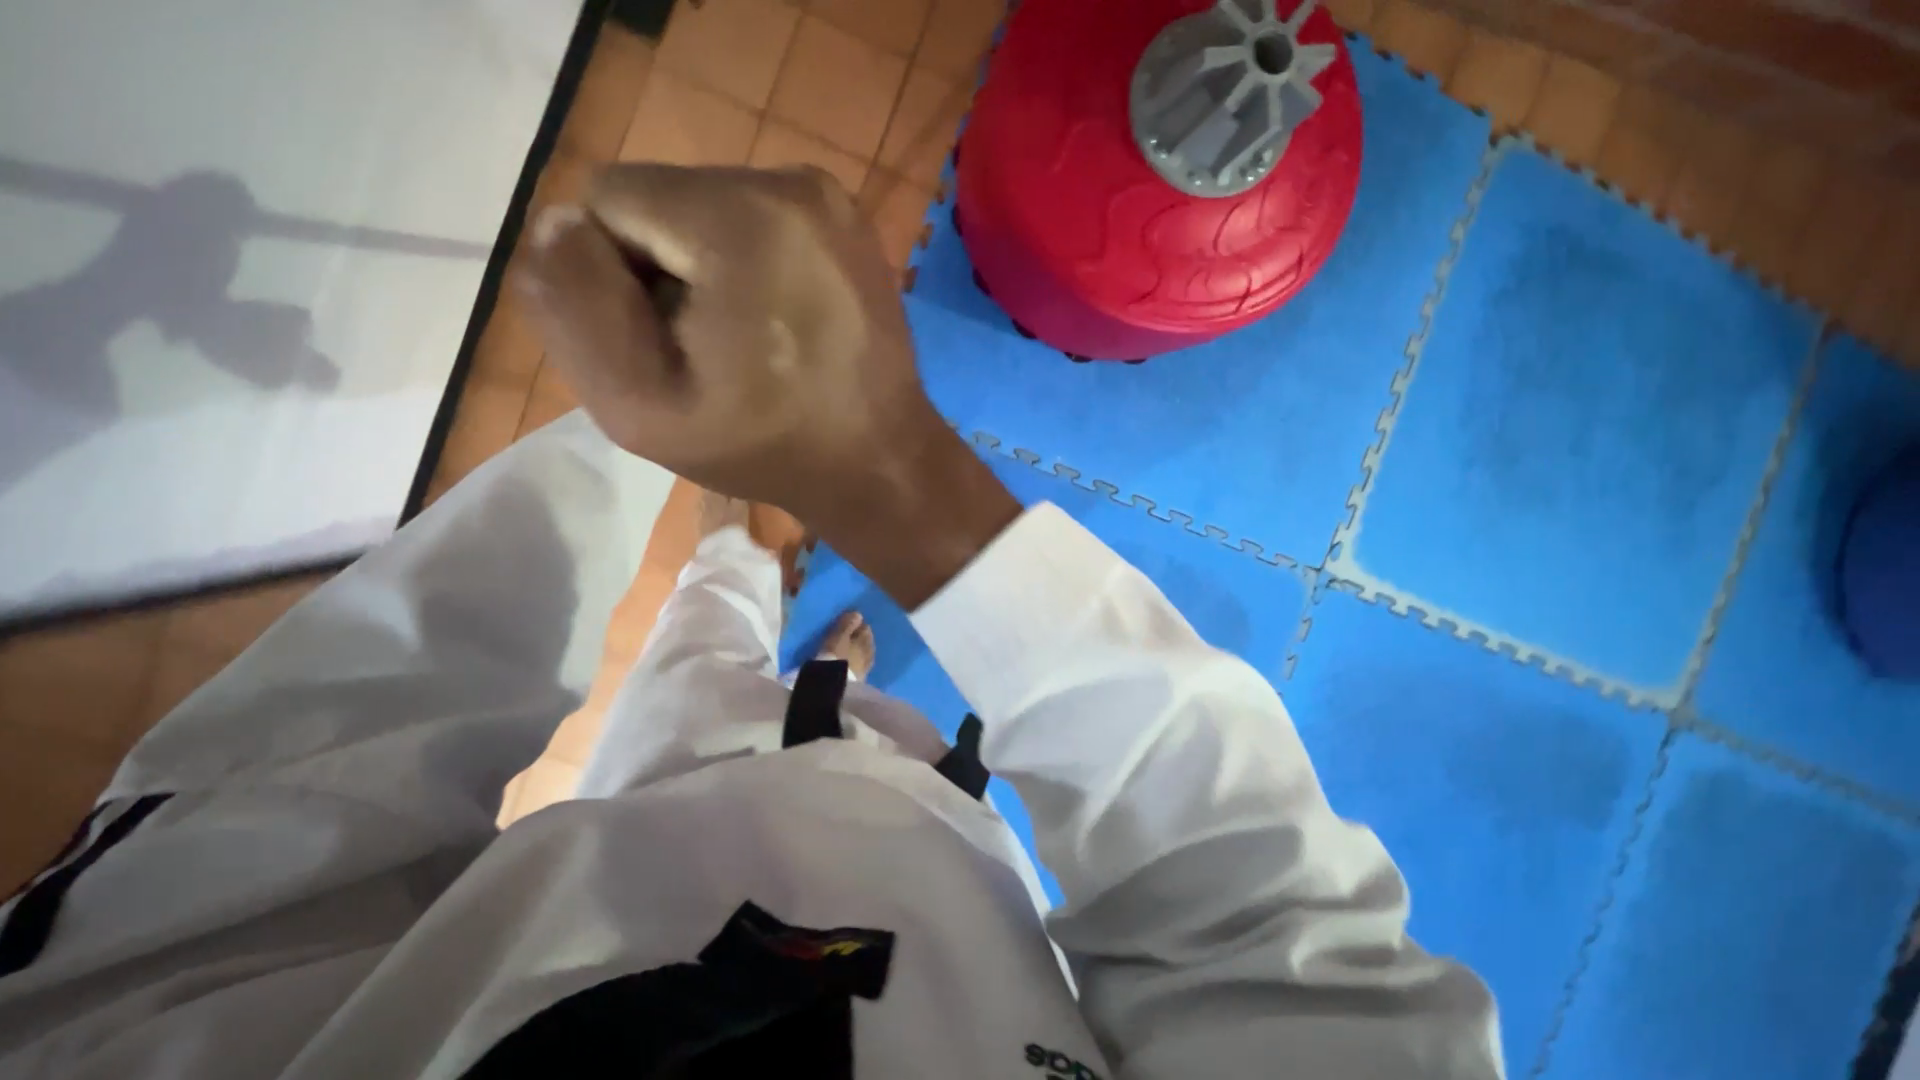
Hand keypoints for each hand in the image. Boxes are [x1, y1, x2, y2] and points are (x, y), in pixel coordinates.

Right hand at [512, 163, 1018, 607]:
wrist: (877, 461)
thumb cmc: (763, 446)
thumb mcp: (640, 404)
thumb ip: (575, 307)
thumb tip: (555, 223)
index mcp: (740, 215)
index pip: (608, 200)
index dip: (612, 278)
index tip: (663, 344)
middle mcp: (789, 181)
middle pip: (661, 201)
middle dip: (659, 270)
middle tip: (705, 352)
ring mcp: (828, 197)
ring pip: (704, 210)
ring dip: (700, 270)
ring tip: (744, 344)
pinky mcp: (845, 219)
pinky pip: (754, 221)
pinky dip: (744, 265)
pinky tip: (774, 325)